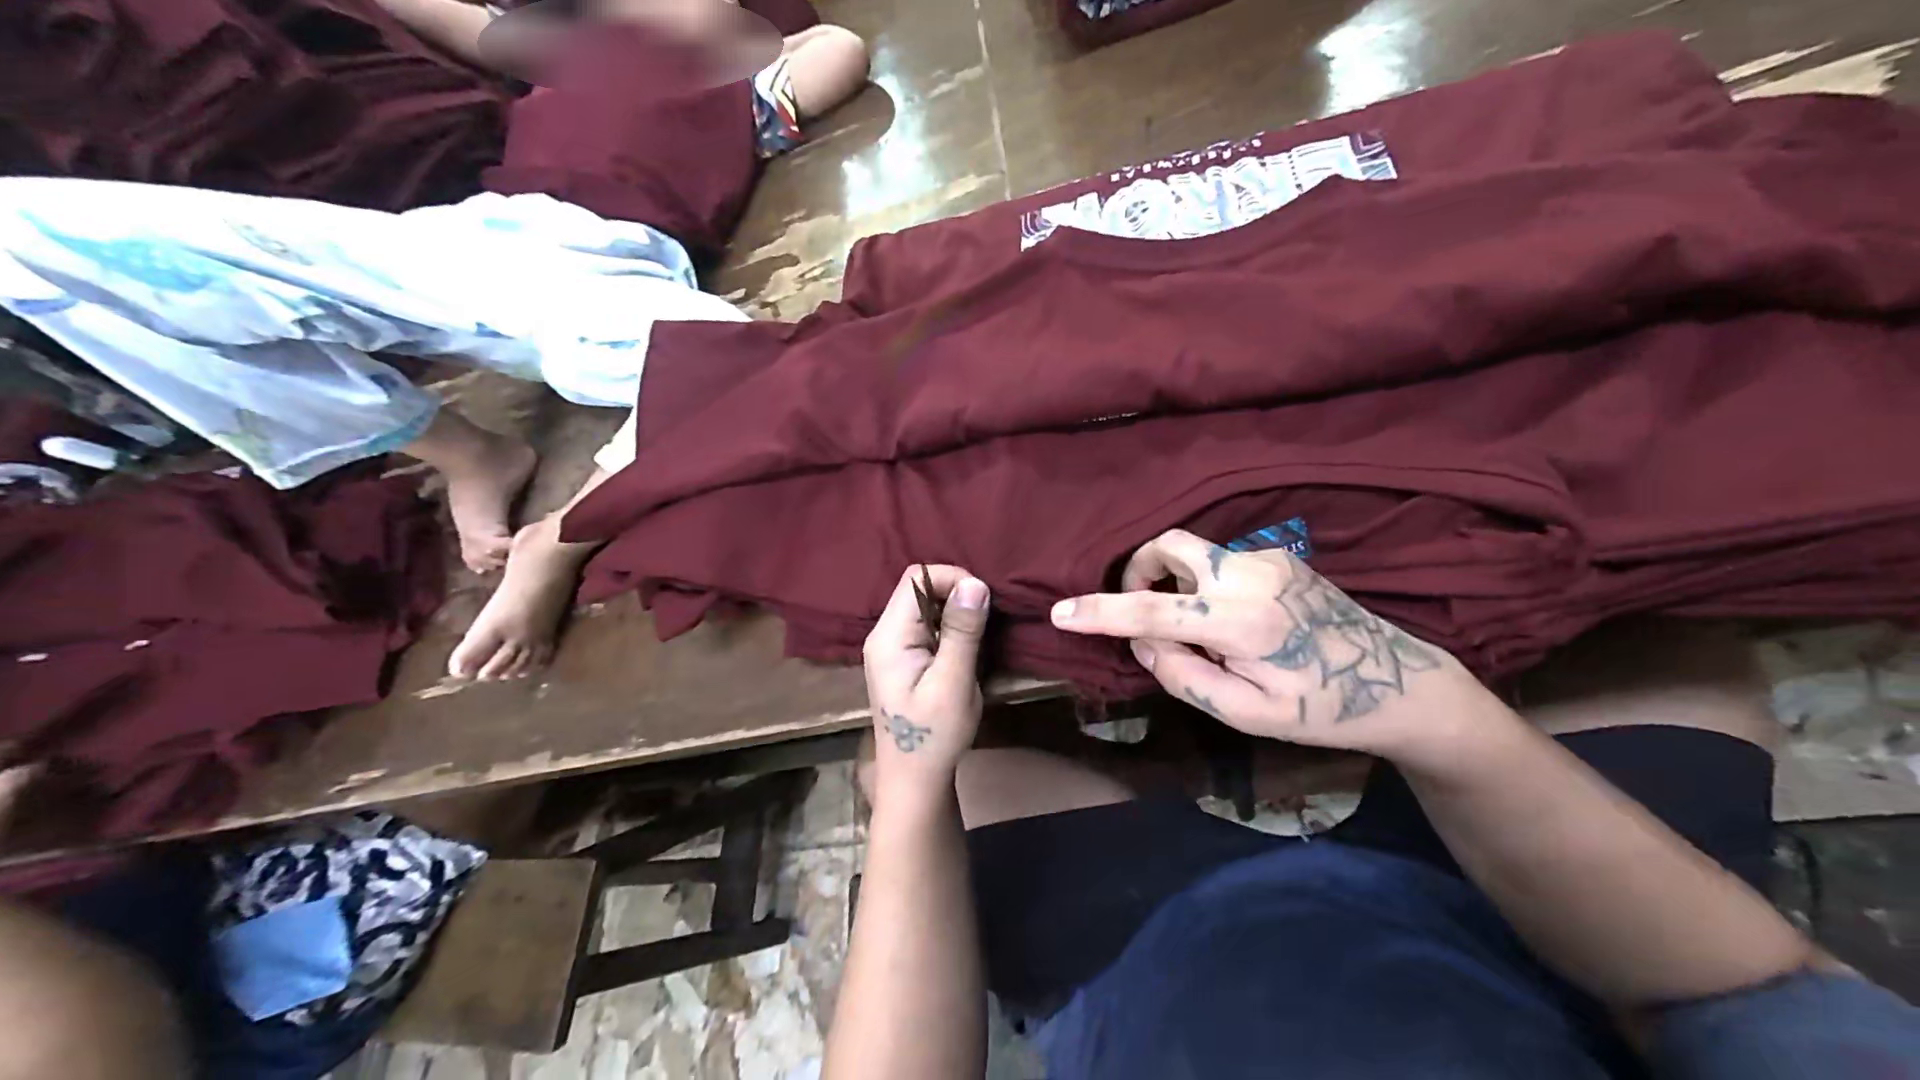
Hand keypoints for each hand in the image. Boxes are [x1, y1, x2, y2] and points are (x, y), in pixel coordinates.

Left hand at [862, 565, 991, 805]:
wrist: (914, 779)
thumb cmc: (933, 735)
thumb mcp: (953, 682)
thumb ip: (962, 631)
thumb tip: (975, 583)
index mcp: (889, 636)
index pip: (916, 578)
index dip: (952, 578)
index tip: (984, 601)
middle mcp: (884, 633)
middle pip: (919, 588)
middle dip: (956, 593)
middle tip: (986, 617)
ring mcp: (892, 646)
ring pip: (925, 605)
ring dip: (956, 611)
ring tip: (980, 632)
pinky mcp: (904, 658)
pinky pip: (927, 625)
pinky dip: (951, 626)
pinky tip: (967, 645)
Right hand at [1050, 529, 1503, 759]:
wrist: (1399, 683)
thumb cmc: (1321, 710)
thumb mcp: (1244, 715)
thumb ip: (1182, 675)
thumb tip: (1144, 639)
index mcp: (1242, 622)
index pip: (1151, 610)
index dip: (1099, 611)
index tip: (1060, 612)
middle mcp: (1251, 575)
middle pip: (1168, 545)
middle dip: (1138, 571)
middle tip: (1140, 610)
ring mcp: (1268, 559)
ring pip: (1191, 550)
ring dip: (1170, 579)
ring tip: (1189, 625)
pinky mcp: (1279, 557)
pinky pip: (1217, 559)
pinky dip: (1198, 582)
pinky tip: (1224, 621)